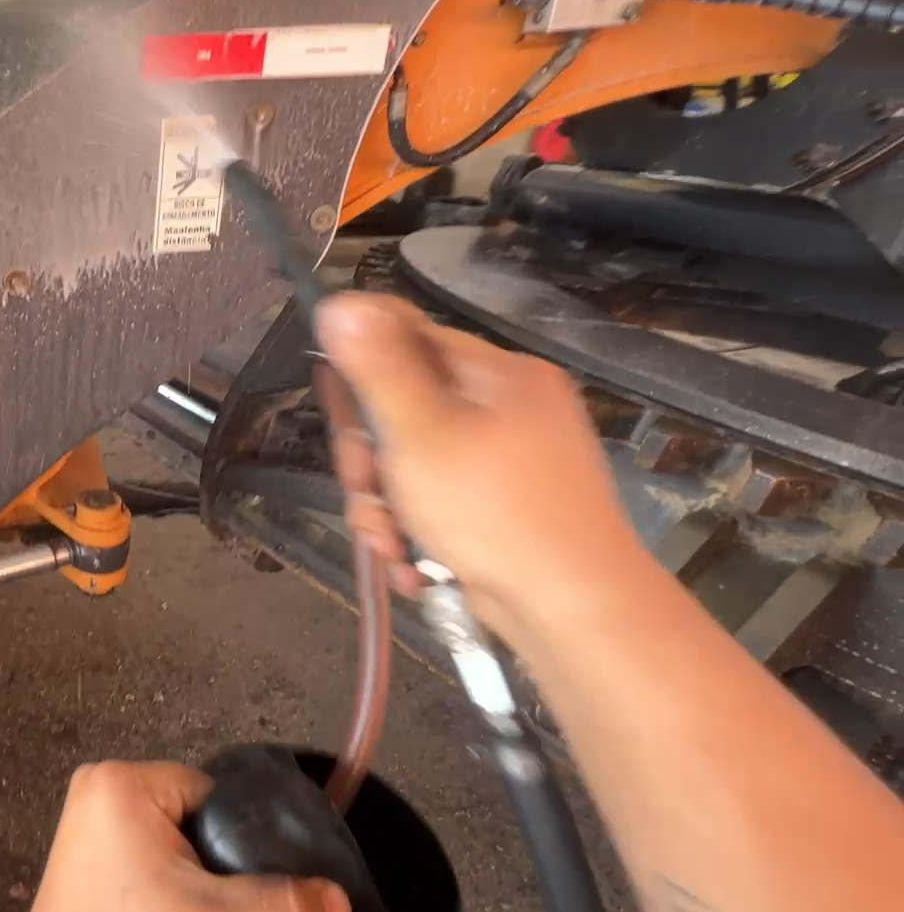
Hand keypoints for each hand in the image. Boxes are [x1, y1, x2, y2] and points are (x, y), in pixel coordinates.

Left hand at [0, 761, 348, 911]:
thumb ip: (284, 910)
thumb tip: (338, 899)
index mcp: (122, 781)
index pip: (210, 795)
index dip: (240, 840)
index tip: (250, 886)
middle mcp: (100, 784)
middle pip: (192, 817)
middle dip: (215, 863)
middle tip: (226, 911)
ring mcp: (87, 816)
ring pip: (170, 840)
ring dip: (191, 879)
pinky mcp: (84, 849)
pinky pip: (144, 853)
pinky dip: (164, 884)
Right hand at [313, 293, 654, 640]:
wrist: (573, 610)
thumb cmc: (493, 512)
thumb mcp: (419, 433)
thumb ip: (376, 368)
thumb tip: (339, 302)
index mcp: (495, 375)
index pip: (407, 339)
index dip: (360, 368)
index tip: (338, 411)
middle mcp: (503, 408)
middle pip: (400, 410)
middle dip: (370, 461)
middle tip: (367, 490)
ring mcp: (503, 459)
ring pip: (408, 462)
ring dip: (384, 504)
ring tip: (391, 544)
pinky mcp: (498, 503)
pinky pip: (432, 497)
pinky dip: (413, 528)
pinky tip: (412, 560)